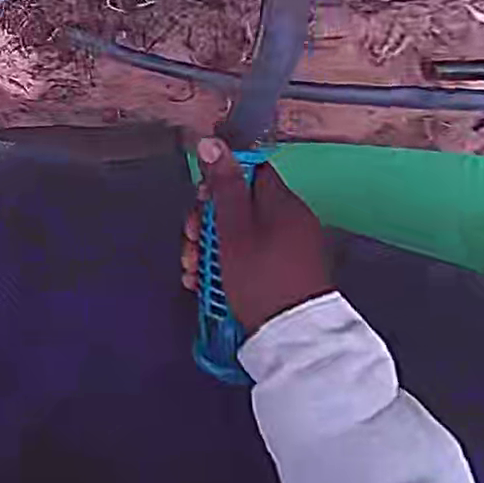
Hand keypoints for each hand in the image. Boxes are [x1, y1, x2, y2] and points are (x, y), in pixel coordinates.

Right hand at [181, 137, 333, 329]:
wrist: (293, 340)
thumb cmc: (261, 277)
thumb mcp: (234, 229)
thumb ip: (223, 186)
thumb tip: (212, 142)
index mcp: (282, 203)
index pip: (251, 170)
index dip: (221, 178)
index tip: (201, 198)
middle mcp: (289, 221)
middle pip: (240, 204)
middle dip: (206, 220)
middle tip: (190, 238)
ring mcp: (287, 249)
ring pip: (238, 233)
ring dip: (208, 246)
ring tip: (191, 268)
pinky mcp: (281, 273)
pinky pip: (248, 256)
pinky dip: (224, 264)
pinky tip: (203, 281)